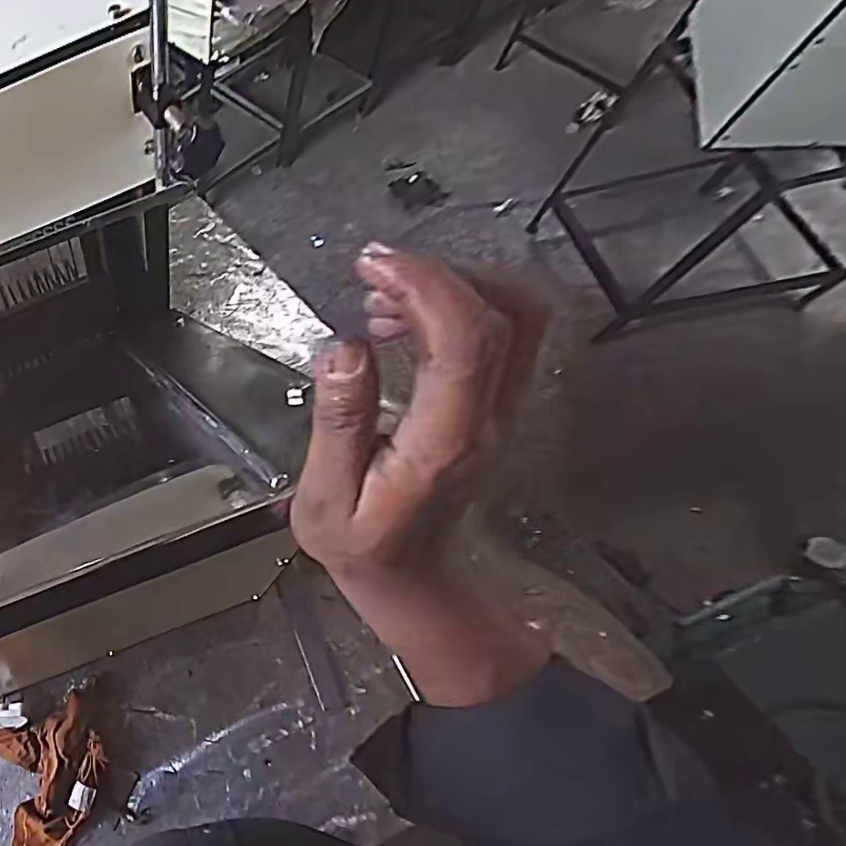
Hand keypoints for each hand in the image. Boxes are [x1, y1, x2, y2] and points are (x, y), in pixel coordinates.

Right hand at [290, 244, 548, 705]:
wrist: (413, 579)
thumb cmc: (364, 547)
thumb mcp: (326, 498)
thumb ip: (338, 423)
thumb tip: (342, 351)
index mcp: (443, 441)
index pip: (463, 339)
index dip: (424, 286)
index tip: (373, 265)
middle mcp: (488, 418)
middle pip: (508, 312)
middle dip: (441, 273)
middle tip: (375, 271)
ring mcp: (502, 411)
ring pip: (520, 315)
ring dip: (455, 285)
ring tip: (382, 296)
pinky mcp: (496, 408)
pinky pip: (502, 336)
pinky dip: (458, 307)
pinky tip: (404, 321)